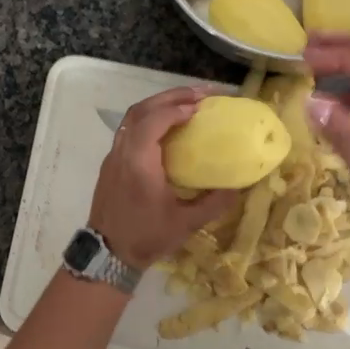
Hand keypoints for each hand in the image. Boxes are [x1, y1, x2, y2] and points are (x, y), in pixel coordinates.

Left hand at [89, 87, 242, 271]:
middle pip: (141, 111)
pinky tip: (168, 126)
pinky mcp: (111, 164)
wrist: (108, 254)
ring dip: (158, 105)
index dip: (177, 108)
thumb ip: (215, 202)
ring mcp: (113, 157)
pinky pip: (129, 130)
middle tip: (200, 94)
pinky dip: (149, 120)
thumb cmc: (146, 237)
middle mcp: (122, 153)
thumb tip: (241, 185)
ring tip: (186, 104)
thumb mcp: (186, 223)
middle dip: (170, 97)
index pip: (153, 121)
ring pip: (132, 118)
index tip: (201, 107)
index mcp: (139, 163)